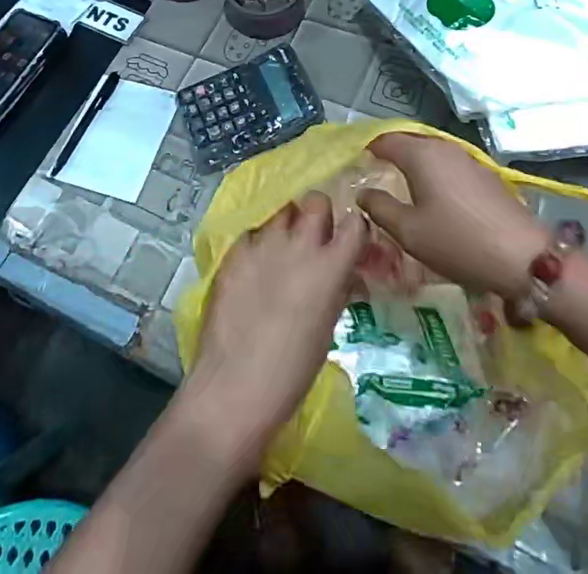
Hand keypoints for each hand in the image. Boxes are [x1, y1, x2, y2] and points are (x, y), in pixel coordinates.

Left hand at [187, 192, 366, 453]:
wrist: (235, 385)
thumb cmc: (292, 370)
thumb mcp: (327, 327)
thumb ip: (337, 288)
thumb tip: (343, 275)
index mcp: (330, 266)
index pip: (355, 223)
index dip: (354, 230)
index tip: (349, 243)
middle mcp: (298, 245)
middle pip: (315, 201)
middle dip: (318, 216)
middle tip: (314, 241)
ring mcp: (261, 245)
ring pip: (281, 212)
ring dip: (286, 226)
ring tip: (281, 253)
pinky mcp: (232, 253)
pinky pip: (252, 234)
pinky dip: (257, 244)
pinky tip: (253, 269)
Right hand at [357, 132, 551, 297]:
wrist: (524, 257)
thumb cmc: (457, 242)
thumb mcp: (409, 231)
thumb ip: (380, 208)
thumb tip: (364, 193)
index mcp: (422, 155)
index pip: (386, 141)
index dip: (367, 150)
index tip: (355, 166)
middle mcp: (445, 148)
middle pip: (410, 142)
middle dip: (390, 154)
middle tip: (375, 175)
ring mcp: (469, 160)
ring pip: (431, 153)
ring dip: (413, 163)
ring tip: (401, 186)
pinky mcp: (485, 175)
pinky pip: (449, 165)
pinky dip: (434, 173)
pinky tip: (433, 195)